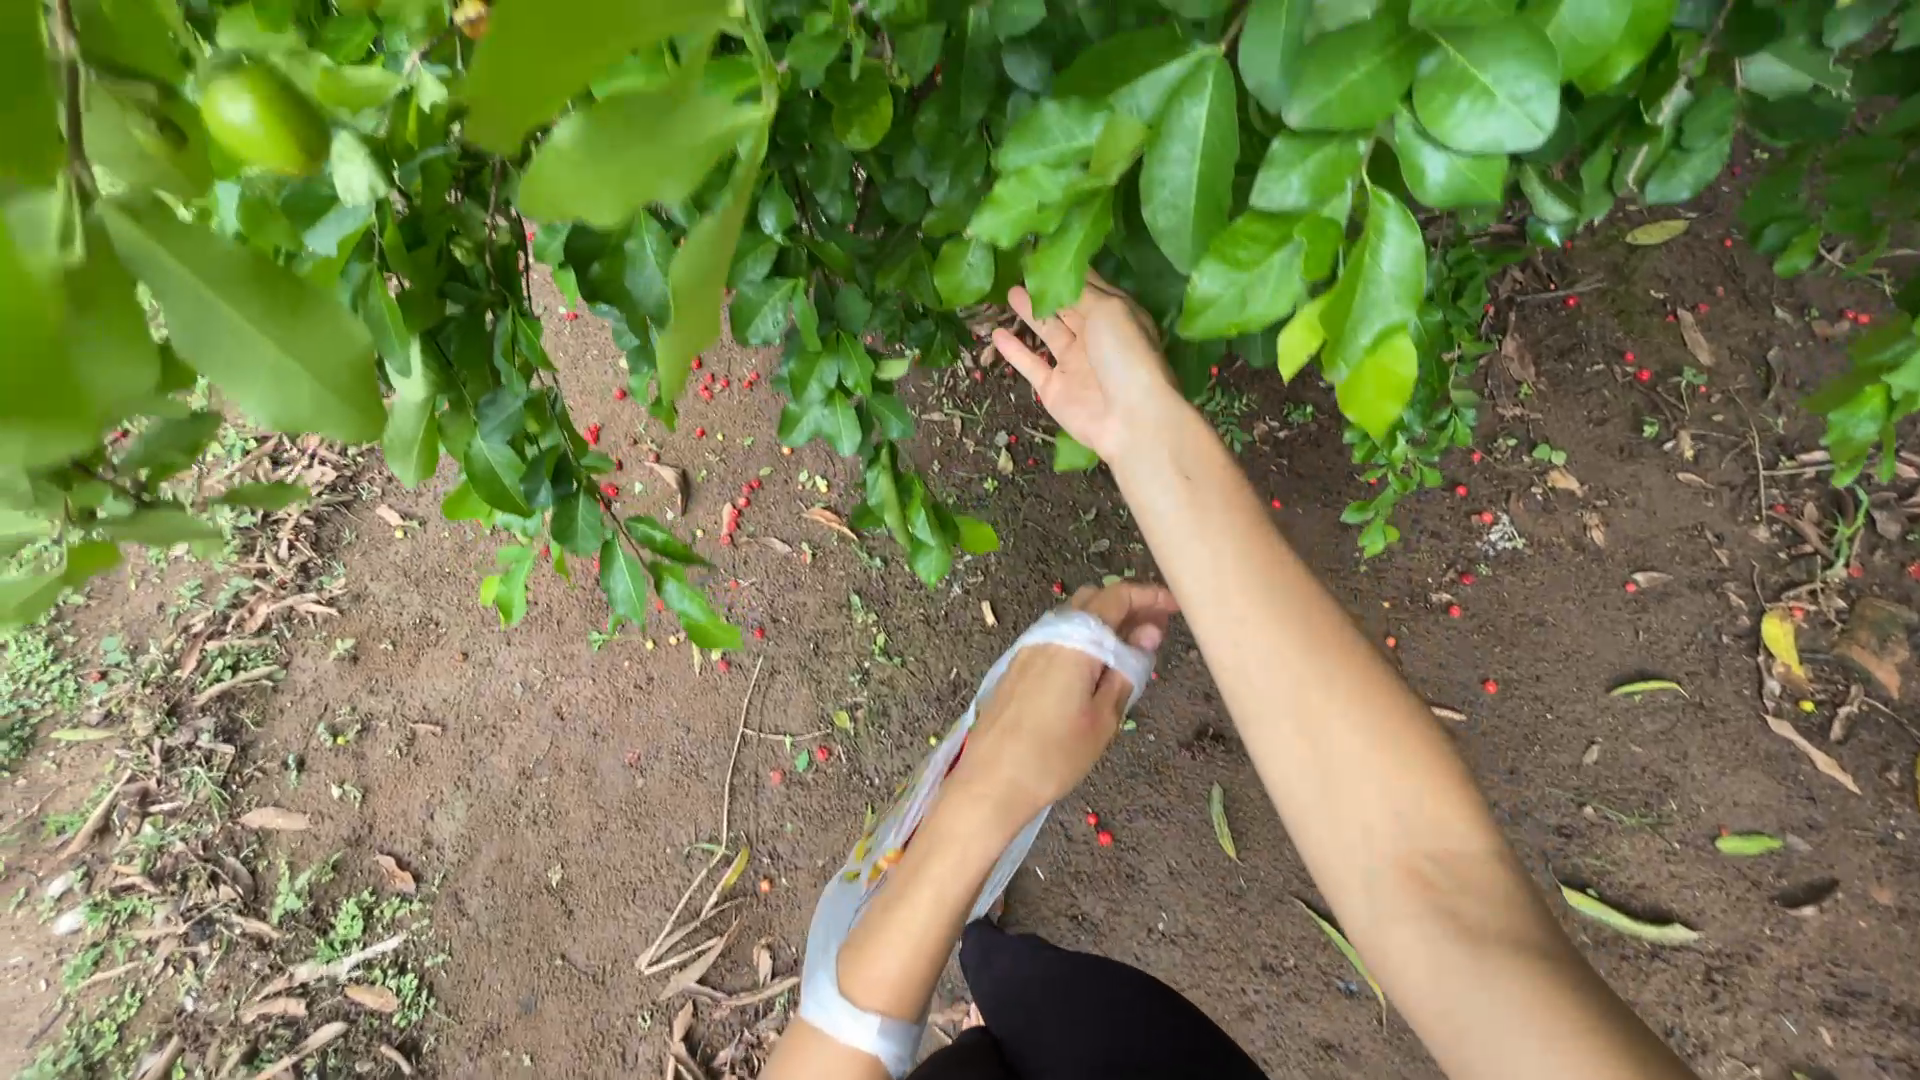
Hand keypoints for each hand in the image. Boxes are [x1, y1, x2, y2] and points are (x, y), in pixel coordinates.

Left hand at [947, 583, 1178, 827]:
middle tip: (1158, 626)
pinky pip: (1058, 636)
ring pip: (1073, 617)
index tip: (1175, 605)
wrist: (990, 781)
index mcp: (1073, 641)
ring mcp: (1029, 648)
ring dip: (1105, 622)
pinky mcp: (1018, 665)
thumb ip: (1127, 669)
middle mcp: (1048, 634)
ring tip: (1134, 646)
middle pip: (1093, 600)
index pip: (1116, 597)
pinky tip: (1098, 663)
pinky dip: (1084, 637)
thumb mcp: (1104, 718)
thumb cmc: (1053, 757)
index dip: (1149, 596)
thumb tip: (1147, 634)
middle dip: (1128, 606)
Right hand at [991, 271, 1181, 463]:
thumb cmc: (1126, 355)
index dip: (1067, 270)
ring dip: (1029, 313)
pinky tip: (997, 333)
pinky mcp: (1054, 388)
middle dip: (1046, 289)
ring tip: (1009, 292)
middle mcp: (1095, 336)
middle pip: (1066, 307)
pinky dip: (1014, 350)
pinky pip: (1031, 364)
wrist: (1129, 417)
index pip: (1088, 286)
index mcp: (1115, 314)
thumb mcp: (1108, 310)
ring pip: (1047, 331)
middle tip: (1019, 269)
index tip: (1043, 251)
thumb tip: (1059, 275)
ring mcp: (1073, 363)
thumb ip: (1080, 292)